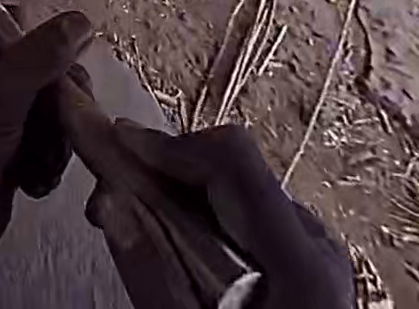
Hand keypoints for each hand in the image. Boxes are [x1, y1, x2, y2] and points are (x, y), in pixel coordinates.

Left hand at [0, 11, 92, 307]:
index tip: (62, 56)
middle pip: (39, 65)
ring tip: (39, 155)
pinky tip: (32, 179)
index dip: (35, 33)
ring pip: (48, 107)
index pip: (5, 17)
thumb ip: (44, 51)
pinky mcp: (8, 151)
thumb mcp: (5, 84)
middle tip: (62, 112)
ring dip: (53, 134)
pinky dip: (44, 161)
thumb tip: (80, 19)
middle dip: (57, 94)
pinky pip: (44, 143)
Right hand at [89, 124, 353, 308]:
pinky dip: (186, 202)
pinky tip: (161, 230)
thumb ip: (152, 275)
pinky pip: (232, 200)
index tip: (116, 143)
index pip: (231, 159)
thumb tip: (106, 200)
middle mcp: (312, 242)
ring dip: (166, 183)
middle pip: (221, 163)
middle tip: (107, 184)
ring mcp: (311, 246)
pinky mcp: (299, 253)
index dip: (167, 144)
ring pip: (222, 177)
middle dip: (157, 165)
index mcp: (299, 264)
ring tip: (126, 211)